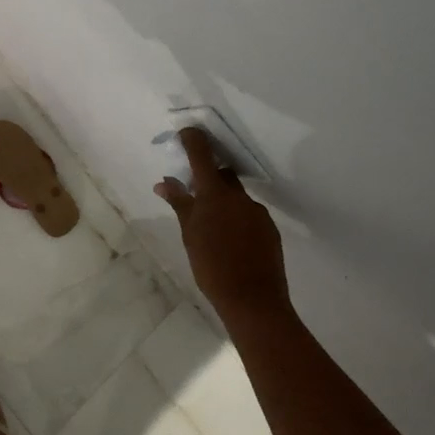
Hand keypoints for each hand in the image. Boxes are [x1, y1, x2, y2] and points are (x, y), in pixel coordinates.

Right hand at [155, 126, 292, 322]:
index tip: (185, 133)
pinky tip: (232, 242)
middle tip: (194, 195)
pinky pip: (249, 215)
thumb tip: (164, 183)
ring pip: (236, 197)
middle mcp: (238, 196)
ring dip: (223, 202)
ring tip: (213, 228)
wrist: (253, 301)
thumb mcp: (189, 234)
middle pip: (221, 175)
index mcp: (214, 193)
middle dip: (208, 179)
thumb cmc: (211, 266)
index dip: (193, 139)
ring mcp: (257, 212)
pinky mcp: (270, 229)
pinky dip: (238, 220)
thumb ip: (179, 204)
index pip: (201, 153)